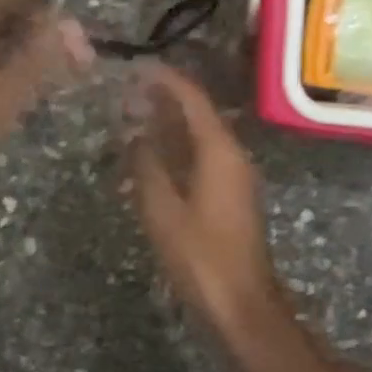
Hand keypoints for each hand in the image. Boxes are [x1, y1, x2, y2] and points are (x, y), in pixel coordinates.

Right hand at [127, 65, 283, 335]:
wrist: (241, 303)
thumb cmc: (201, 256)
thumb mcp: (163, 211)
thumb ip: (147, 167)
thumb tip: (134, 135)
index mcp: (219, 151)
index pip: (192, 99)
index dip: (166, 80)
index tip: (138, 67)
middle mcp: (232, 154)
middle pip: (199, 113)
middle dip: (165, 99)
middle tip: (129, 89)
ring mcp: (235, 175)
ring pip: (201, 136)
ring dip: (170, 124)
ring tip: (134, 115)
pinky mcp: (231, 195)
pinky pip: (203, 156)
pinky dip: (178, 148)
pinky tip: (153, 155)